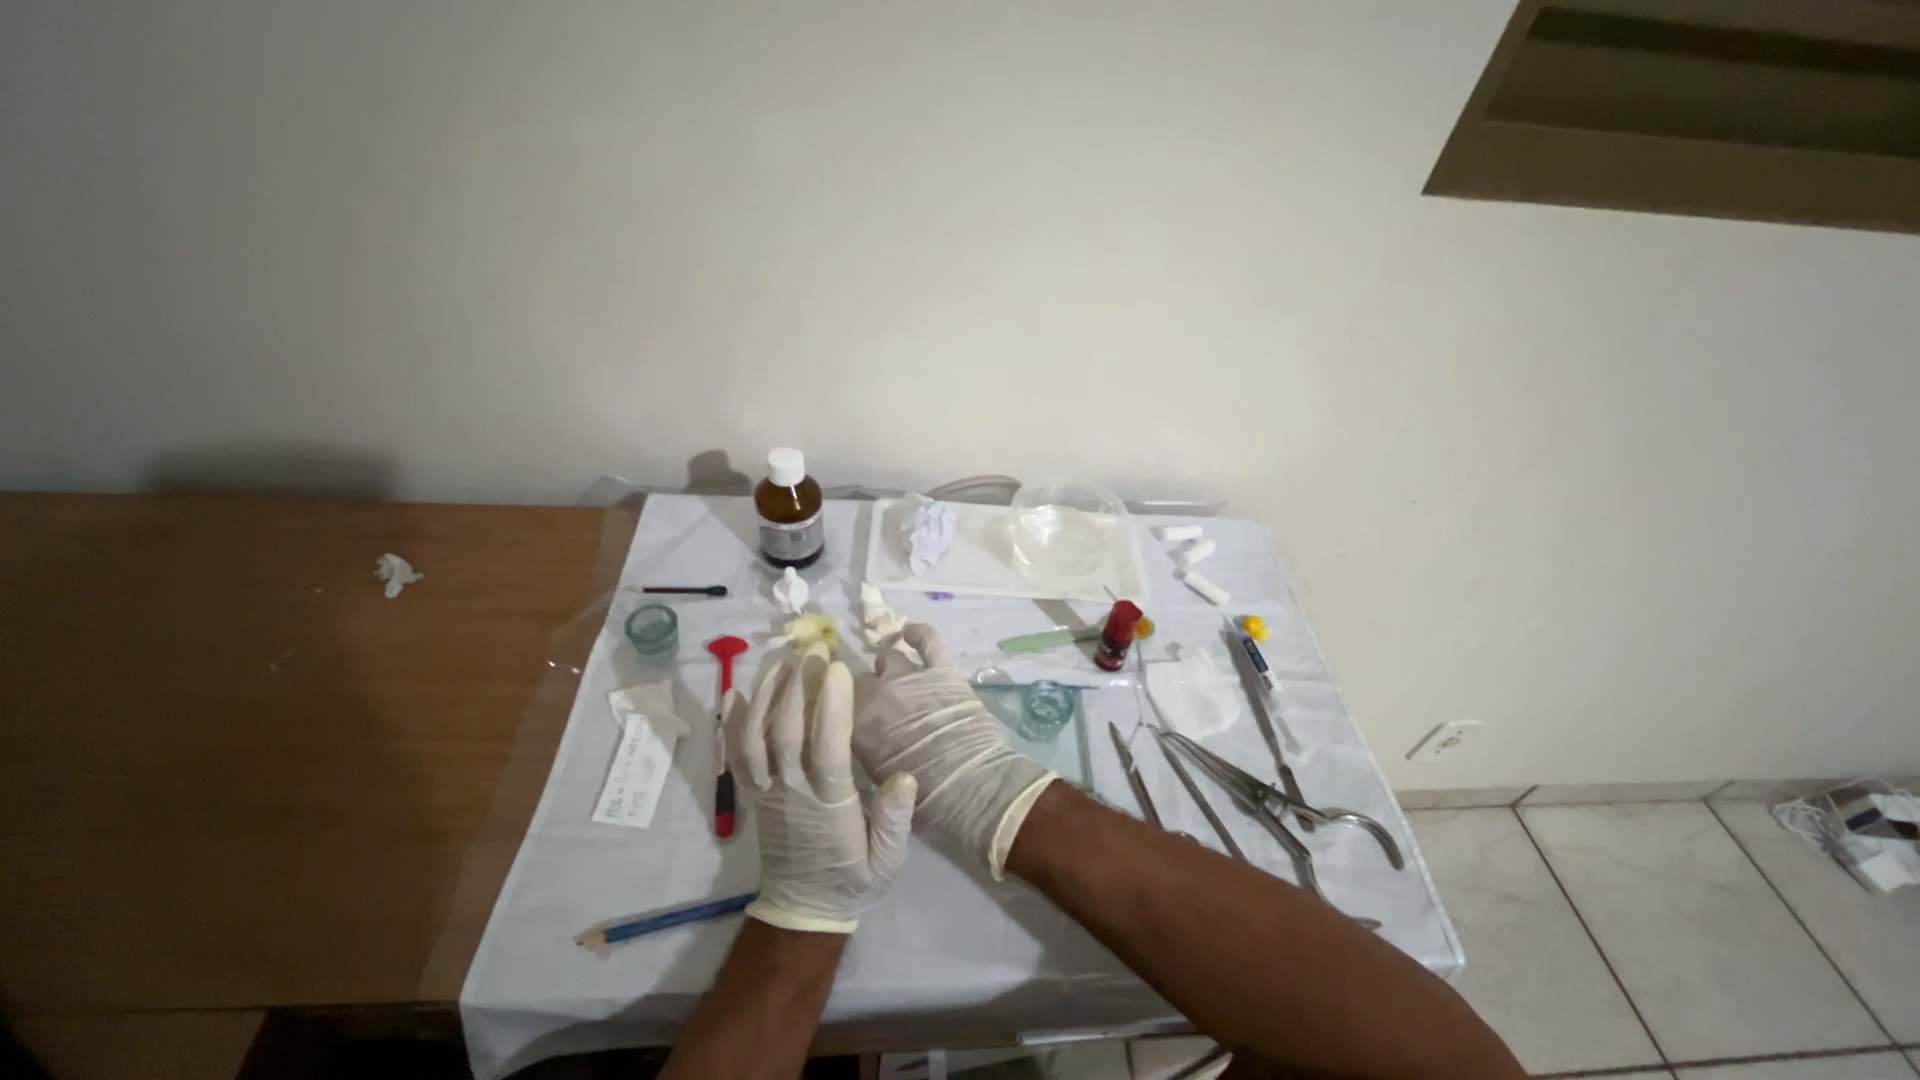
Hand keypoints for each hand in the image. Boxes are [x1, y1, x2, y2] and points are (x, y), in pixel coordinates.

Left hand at [727, 643, 917, 933]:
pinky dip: (734, 721)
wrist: (804, 908)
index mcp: (829, 807)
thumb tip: (904, 776)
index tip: (838, 670)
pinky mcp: (753, 794)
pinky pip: (737, 754)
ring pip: (756, 738)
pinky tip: (739, 690)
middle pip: (786, 733)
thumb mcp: (887, 861)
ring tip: (783, 659)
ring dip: (766, 694)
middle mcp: (792, 793)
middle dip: (798, 686)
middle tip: (813, 648)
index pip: (826, 750)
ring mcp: (766, 792)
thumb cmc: (853, 879)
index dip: (829, 709)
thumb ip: (895, 820)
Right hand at [855, 623, 1056, 878]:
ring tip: (897, 678)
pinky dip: (918, 632)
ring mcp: (910, 677)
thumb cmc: (921, 797)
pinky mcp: (942, 670)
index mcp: (854, 723)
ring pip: (889, 657)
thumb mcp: (874, 775)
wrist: (969, 788)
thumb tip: (861, 733)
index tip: (845, 712)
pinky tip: (910, 632)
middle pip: (859, 679)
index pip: (835, 700)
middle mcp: (876, 693)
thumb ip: (862, 746)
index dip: (841, 705)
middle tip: (878, 705)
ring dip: (890, 667)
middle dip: (865, 690)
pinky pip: (928, 639)